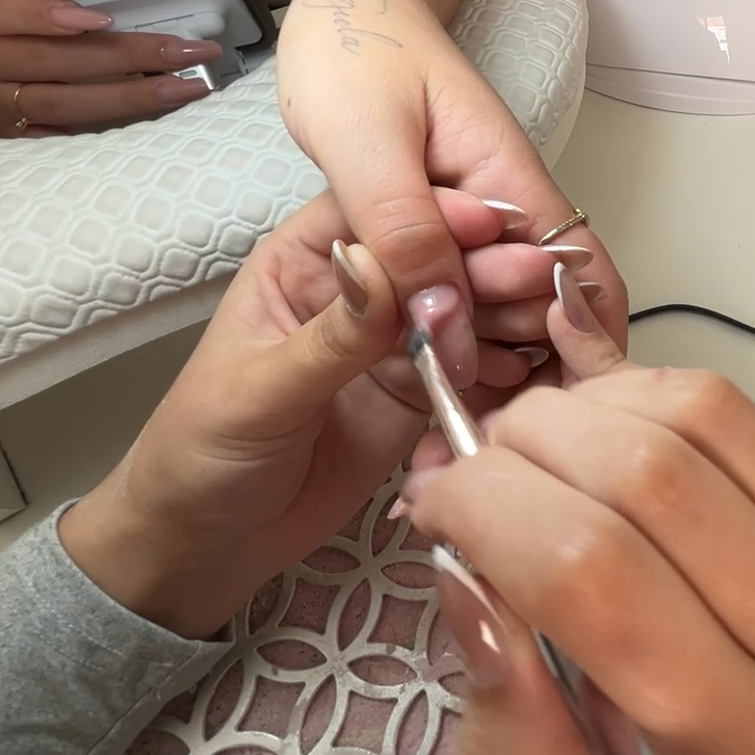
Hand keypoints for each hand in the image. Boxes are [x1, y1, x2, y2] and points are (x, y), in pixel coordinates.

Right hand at [0, 0, 222, 135]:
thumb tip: (125, 1)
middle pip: (59, 62)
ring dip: (139, 97)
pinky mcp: (19, 138)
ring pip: (73, 104)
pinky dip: (123, 125)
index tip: (102, 18)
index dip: (50, 16)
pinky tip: (166, 116)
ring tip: (190, 87)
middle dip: (131, 57)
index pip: (1, 13)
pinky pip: (76, 133)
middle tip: (187, 52)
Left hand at [58, 190, 545, 638]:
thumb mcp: (259, 391)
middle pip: (437, 257)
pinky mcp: (426, 382)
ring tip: (548, 323)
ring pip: (465, 306)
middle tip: (540, 276)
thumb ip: (331, 334)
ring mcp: (400, 336)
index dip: (436, 212)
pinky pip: (474, 360)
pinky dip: (504, 361)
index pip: (380, 214)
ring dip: (506, 311)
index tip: (494, 224)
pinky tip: (529, 366)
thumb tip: (381, 260)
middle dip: (486, 265)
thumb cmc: (205, 454)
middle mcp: (365, 288)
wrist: (219, 542)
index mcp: (310, 261)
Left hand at [274, 0, 626, 392]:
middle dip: (533, 366)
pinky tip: (430, 367)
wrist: (346, 7)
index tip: (551, 407)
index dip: (586, 345)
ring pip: (512, 307)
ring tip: (451, 409)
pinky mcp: (448, 234)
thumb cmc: (355, 57)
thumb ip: (405, 232)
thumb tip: (444, 320)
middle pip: (555, 304)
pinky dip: (460, 335)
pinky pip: (469, 295)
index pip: (587, 276)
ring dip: (496, 359)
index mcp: (513, 189)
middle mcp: (511, 215)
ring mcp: (481, 227)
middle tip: (479, 421)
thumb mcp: (364, 143)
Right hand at [397, 271, 754, 754]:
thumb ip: (505, 703)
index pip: (595, 575)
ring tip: (540, 432)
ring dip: (588, 403)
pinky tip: (604, 416)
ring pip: (695, 415)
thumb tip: (462, 563)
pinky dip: (643, 388)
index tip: (435, 500)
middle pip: (648, 475)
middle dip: (530, 441)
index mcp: (738, 736)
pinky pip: (728, 403)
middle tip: (484, 458)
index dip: (491, 510)